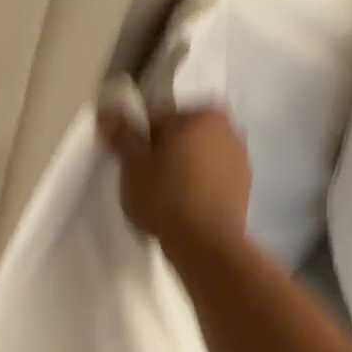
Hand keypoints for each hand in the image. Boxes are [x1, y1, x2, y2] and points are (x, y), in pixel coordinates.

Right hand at [96, 104, 251, 255]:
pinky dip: (199, 185)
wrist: (205, 242)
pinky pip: (212, 176)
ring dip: (183, 168)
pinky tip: (185, 207)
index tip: (130, 165)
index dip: (138, 141)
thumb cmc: (164, 198)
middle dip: (164, 152)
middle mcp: (226, 125)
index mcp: (200, 113)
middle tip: (146, 182)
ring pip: (198, 155)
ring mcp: (240, 154)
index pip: (157, 118)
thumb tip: (107, 109)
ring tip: (165, 198)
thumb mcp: (133, 166)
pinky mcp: (244, 183)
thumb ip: (122, 135)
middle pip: (181, 135)